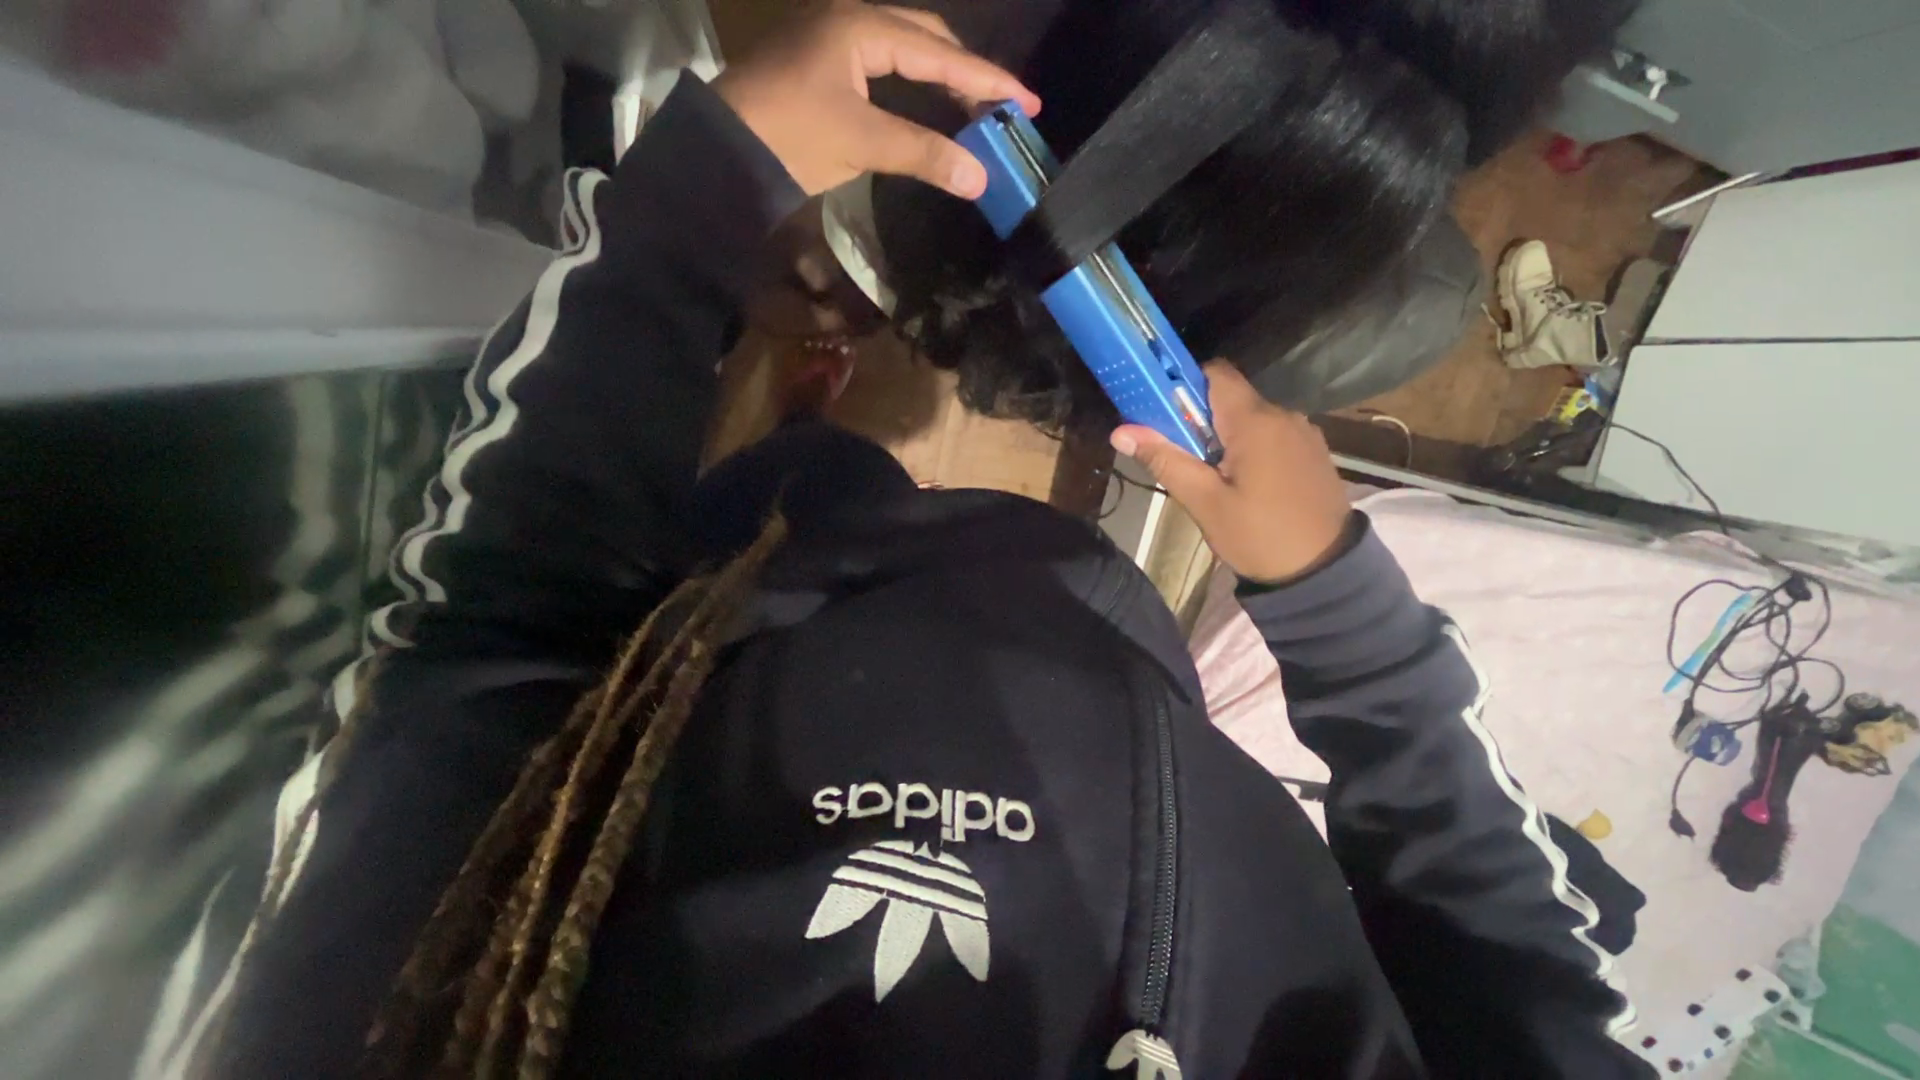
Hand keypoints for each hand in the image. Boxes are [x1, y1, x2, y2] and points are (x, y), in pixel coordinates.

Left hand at [713, 1, 1039, 199]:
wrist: (720, 152)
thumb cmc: (789, 136)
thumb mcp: (861, 142)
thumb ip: (923, 154)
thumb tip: (980, 176)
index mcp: (861, 27)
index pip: (940, 51)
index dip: (986, 79)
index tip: (1026, 101)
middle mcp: (850, 21)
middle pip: (925, 37)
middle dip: (966, 70)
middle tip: (1003, 103)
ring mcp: (833, 42)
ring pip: (903, 51)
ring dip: (941, 76)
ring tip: (976, 106)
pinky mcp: (822, 68)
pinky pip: (883, 68)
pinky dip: (913, 87)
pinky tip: (929, 107)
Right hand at [1112, 362, 1354, 583]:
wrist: (1324, 572)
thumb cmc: (1259, 536)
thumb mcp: (1204, 503)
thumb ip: (1165, 460)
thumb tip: (1120, 432)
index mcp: (1255, 421)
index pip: (1214, 373)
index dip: (1184, 384)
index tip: (1162, 413)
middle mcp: (1284, 415)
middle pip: (1231, 399)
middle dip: (1200, 421)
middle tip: (1183, 460)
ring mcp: (1304, 433)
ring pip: (1251, 420)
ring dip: (1226, 439)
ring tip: (1214, 480)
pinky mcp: (1314, 453)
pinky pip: (1272, 437)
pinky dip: (1251, 450)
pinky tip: (1245, 486)